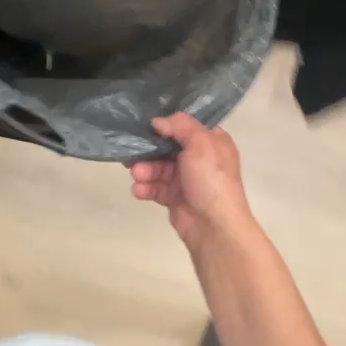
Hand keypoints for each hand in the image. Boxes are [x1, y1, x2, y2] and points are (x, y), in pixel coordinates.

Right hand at [129, 113, 252, 244]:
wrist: (214, 225)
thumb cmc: (211, 178)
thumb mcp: (201, 143)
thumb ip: (179, 125)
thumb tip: (157, 121)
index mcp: (211, 142)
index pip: (186, 127)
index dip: (167, 124)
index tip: (146, 124)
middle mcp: (199, 158)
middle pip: (167, 148)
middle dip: (148, 151)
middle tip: (132, 153)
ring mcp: (186, 179)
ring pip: (158, 168)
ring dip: (145, 170)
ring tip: (137, 175)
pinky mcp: (174, 197)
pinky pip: (156, 187)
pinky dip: (146, 187)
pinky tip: (138, 190)